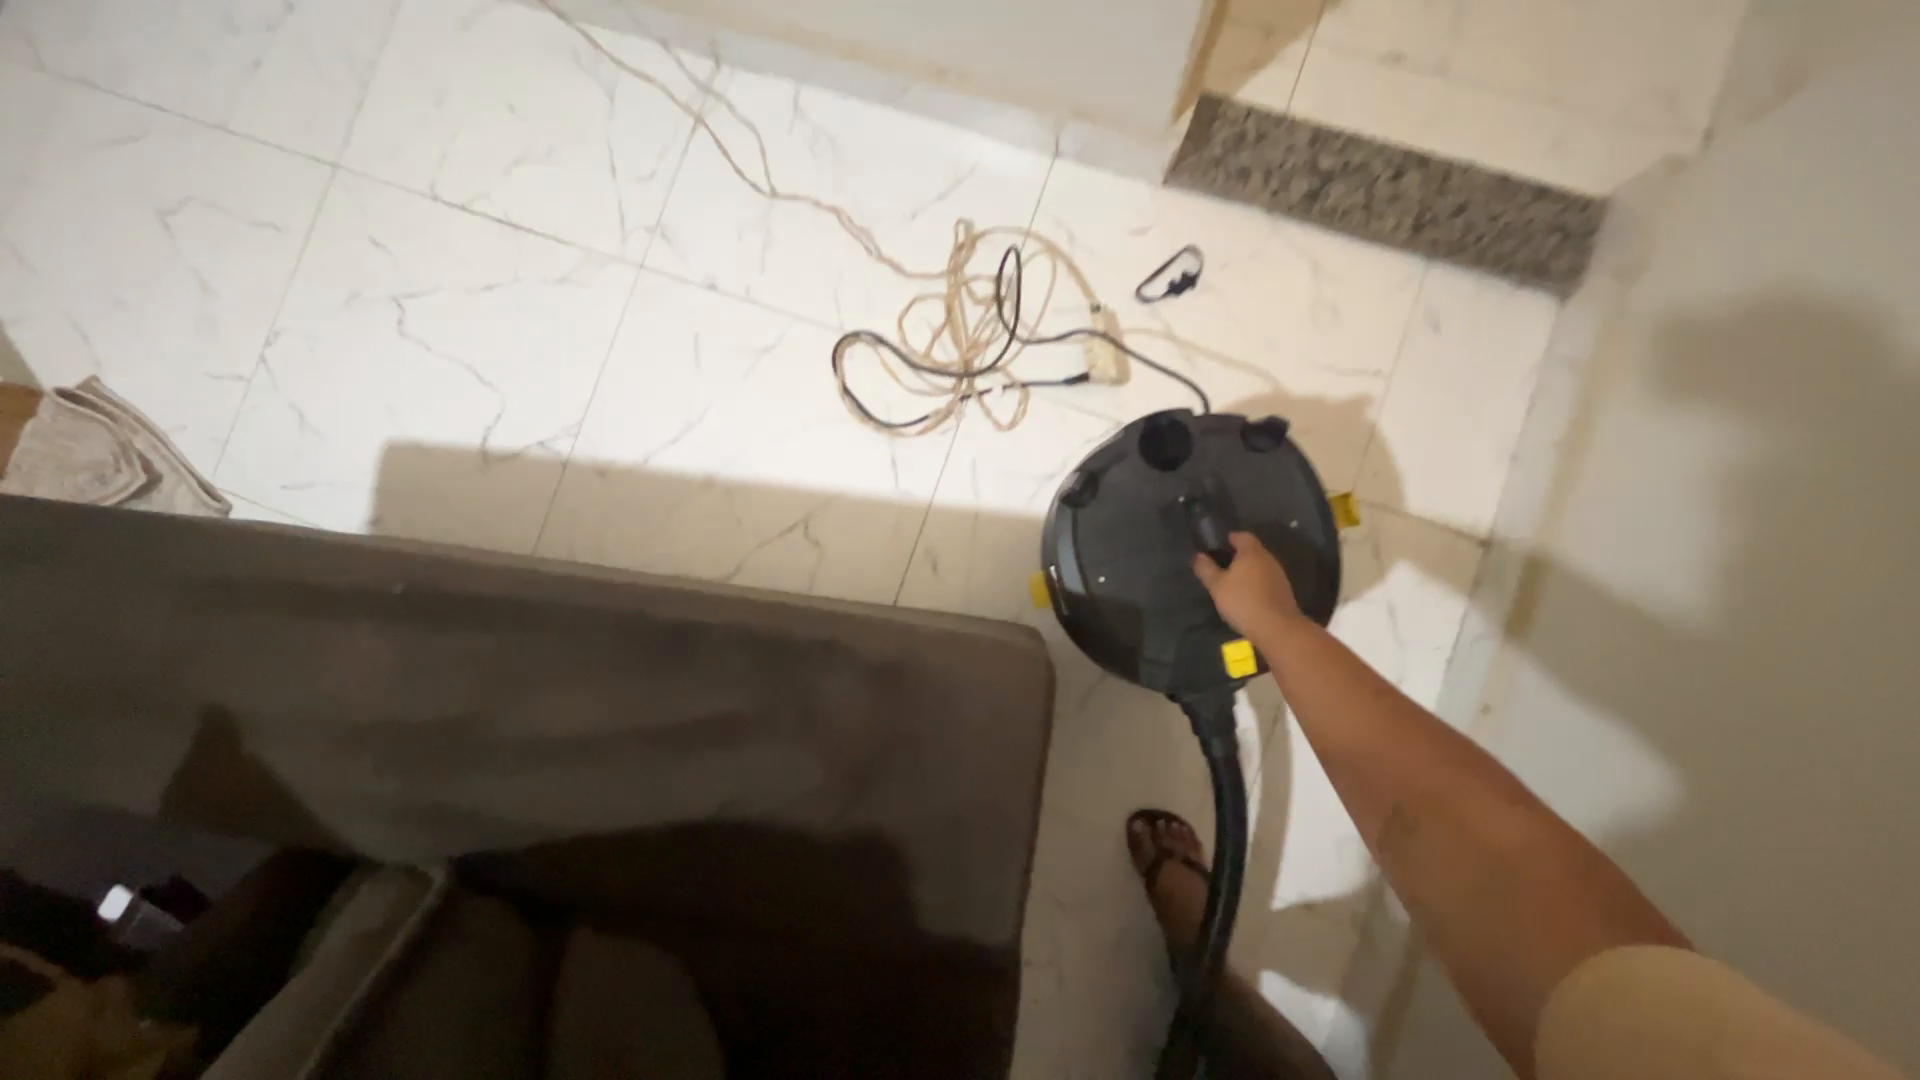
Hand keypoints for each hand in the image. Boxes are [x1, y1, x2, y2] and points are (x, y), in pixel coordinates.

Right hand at [1193, 532, 1303, 638]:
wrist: (1276, 628)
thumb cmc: (1242, 601)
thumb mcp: (1216, 586)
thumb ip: (1206, 569)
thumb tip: (1198, 555)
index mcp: (1252, 552)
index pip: (1242, 536)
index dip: (1230, 538)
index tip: (1217, 546)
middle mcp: (1268, 558)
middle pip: (1252, 550)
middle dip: (1238, 555)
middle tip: (1221, 565)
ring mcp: (1278, 574)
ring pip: (1260, 565)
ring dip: (1248, 570)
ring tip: (1232, 582)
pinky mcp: (1283, 590)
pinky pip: (1266, 579)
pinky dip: (1256, 583)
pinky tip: (1247, 595)